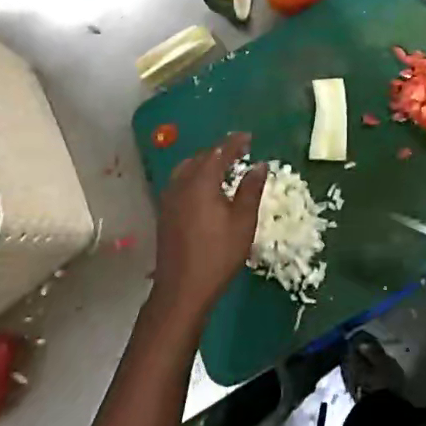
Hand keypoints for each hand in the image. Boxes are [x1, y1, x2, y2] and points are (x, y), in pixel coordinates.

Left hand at [150, 133, 267, 322]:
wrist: (182, 288)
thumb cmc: (218, 254)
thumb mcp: (243, 221)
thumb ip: (251, 189)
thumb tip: (260, 165)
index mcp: (201, 182)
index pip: (219, 152)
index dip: (234, 143)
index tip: (249, 138)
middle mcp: (181, 184)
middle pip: (200, 158)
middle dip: (219, 151)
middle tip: (239, 151)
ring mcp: (169, 198)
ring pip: (186, 169)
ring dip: (205, 163)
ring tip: (222, 167)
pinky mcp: (164, 212)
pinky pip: (180, 183)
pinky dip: (194, 177)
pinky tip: (205, 189)